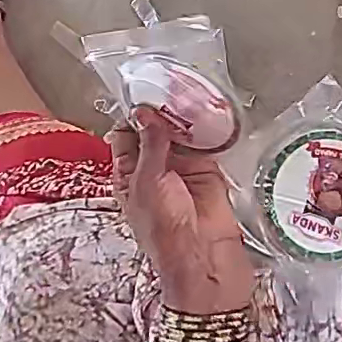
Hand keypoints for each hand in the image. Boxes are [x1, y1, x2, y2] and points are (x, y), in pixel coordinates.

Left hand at [109, 106, 253, 312]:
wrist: (205, 259)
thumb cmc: (166, 229)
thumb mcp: (149, 184)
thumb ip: (151, 146)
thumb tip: (145, 112)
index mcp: (129, 173)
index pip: (127, 134)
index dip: (135, 114)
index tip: (148, 89)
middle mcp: (155, 168)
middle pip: (156, 131)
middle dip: (164, 110)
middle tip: (177, 82)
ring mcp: (183, 169)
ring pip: (182, 135)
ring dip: (188, 117)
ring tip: (196, 89)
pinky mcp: (210, 171)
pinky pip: (208, 145)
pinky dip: (211, 129)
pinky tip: (215, 110)